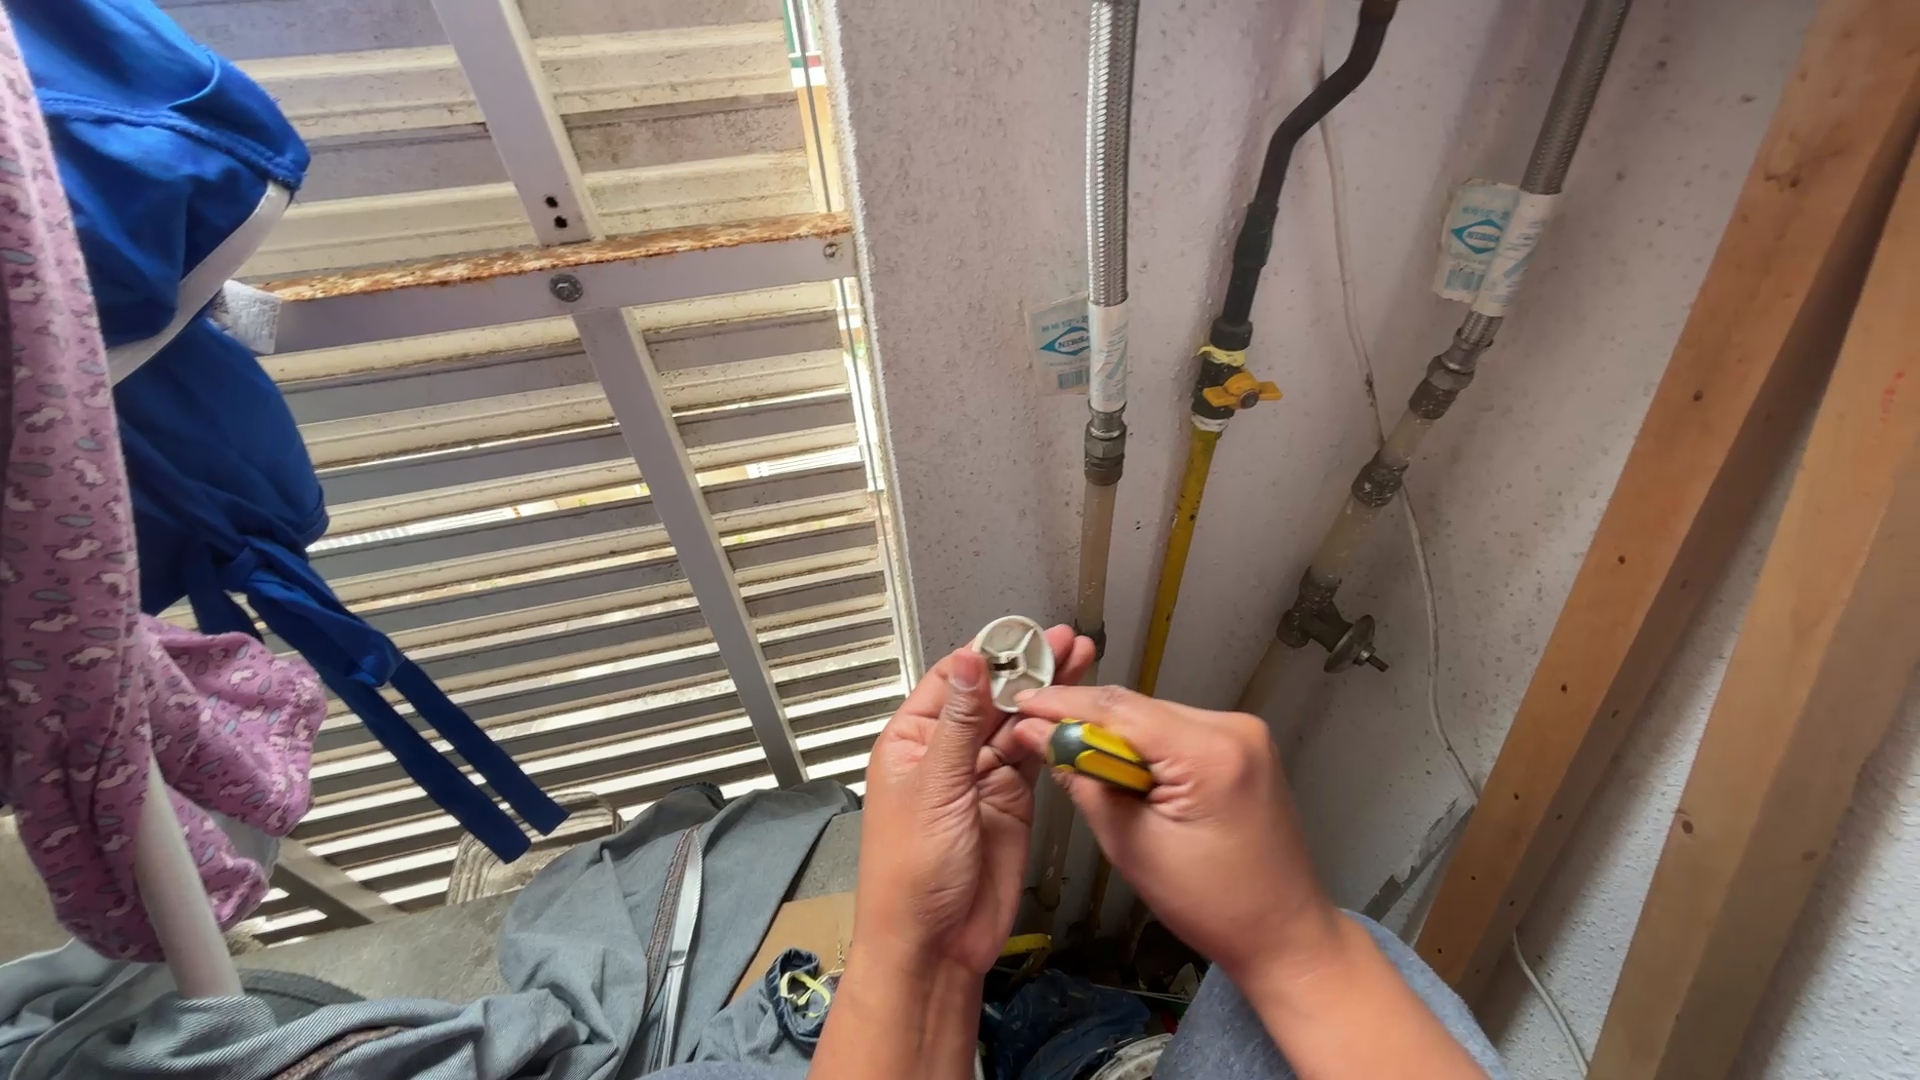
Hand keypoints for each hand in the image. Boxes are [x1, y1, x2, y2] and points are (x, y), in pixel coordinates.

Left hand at [855, 625, 1094, 975]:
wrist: (937, 944)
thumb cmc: (913, 866)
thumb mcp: (935, 785)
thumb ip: (959, 721)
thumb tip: (969, 658)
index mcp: (912, 738)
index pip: (952, 679)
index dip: (989, 653)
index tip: (1024, 633)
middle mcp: (947, 748)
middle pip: (990, 695)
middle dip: (1026, 667)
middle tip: (1064, 640)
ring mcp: (981, 772)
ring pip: (1017, 721)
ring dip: (1046, 693)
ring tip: (1080, 659)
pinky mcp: (1011, 796)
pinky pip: (1033, 755)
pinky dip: (1053, 732)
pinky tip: (1073, 707)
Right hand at [1011, 686, 1339, 982]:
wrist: (1285, 933)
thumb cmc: (1212, 903)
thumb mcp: (1131, 844)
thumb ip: (1081, 779)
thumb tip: (1036, 733)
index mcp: (1210, 754)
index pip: (1119, 708)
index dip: (1063, 703)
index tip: (1022, 702)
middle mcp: (1233, 727)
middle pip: (1136, 706)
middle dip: (1084, 717)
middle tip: (1036, 730)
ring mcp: (1242, 731)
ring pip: (1153, 714)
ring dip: (1113, 732)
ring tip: (1075, 755)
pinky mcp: (1241, 742)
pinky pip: (1174, 728)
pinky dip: (1143, 742)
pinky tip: (1122, 766)